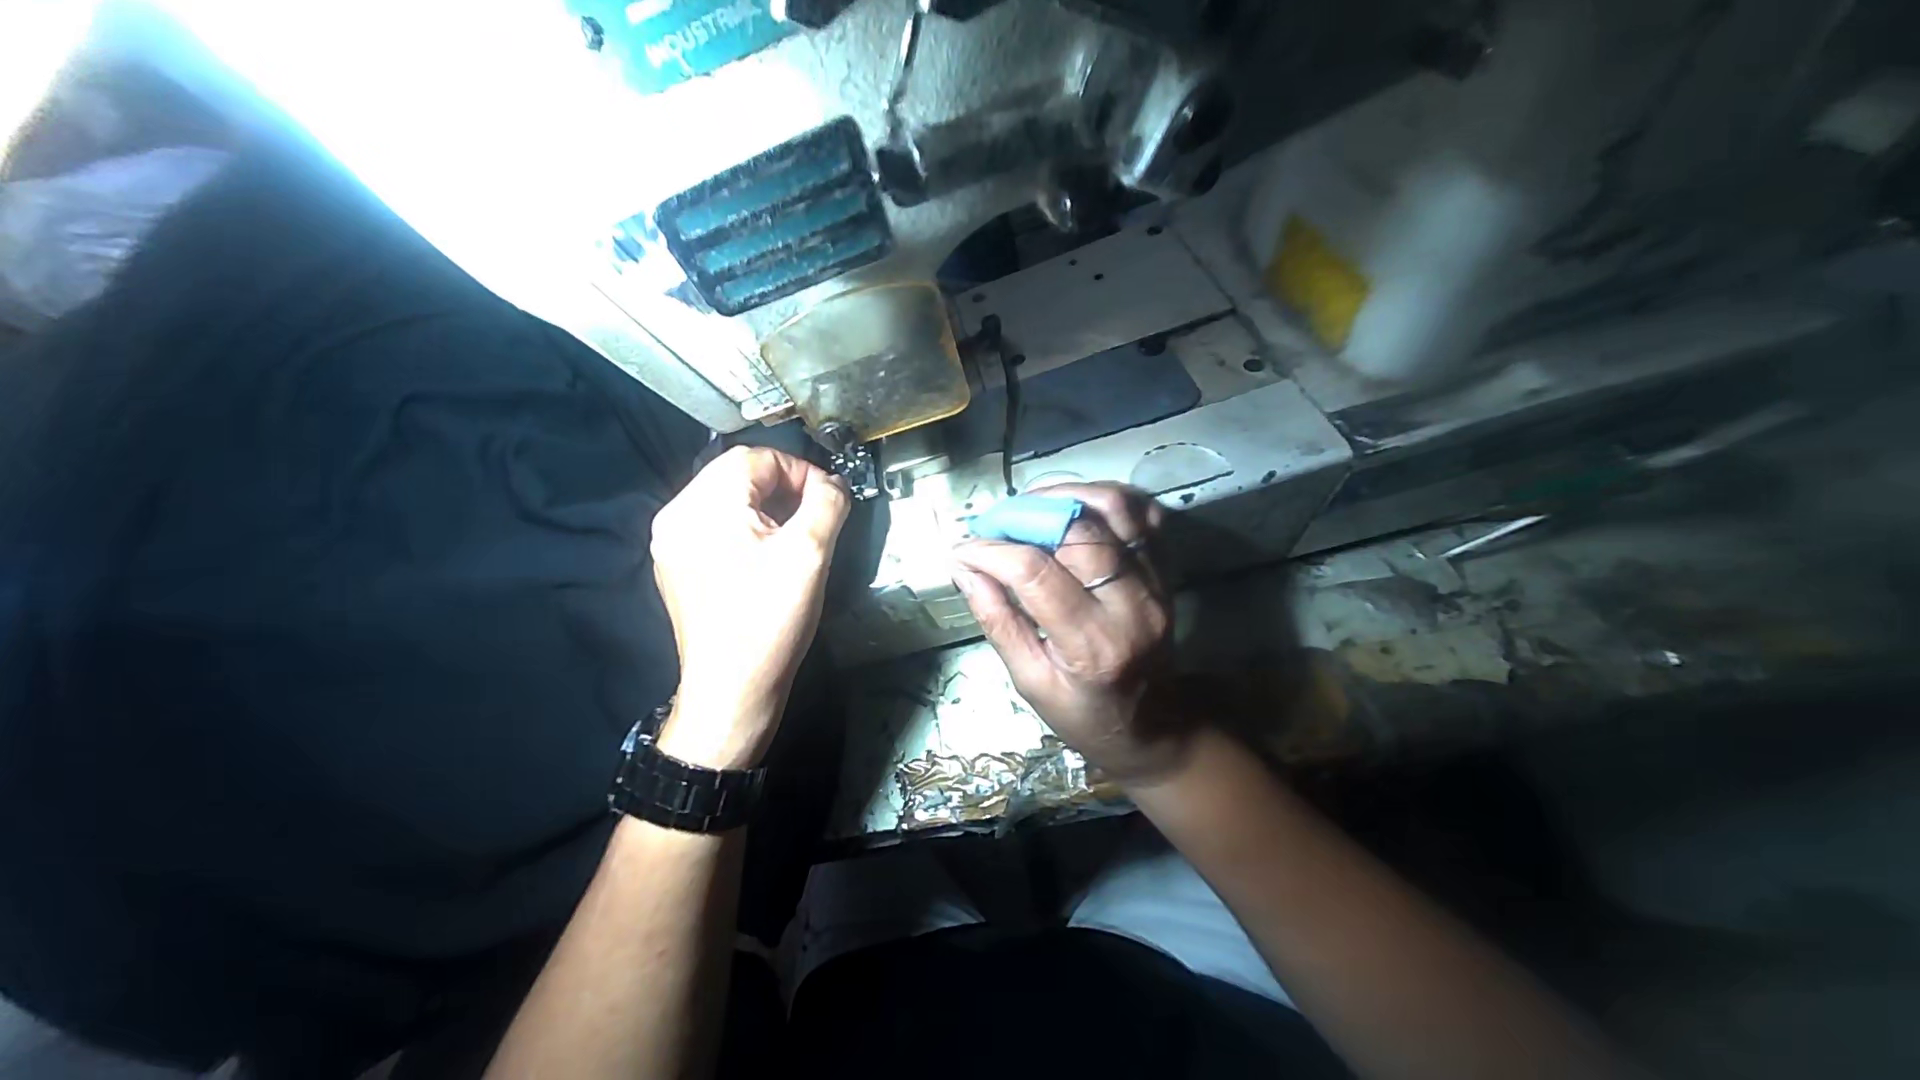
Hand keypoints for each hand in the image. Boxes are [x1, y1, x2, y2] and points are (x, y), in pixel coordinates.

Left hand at [650, 446, 850, 768]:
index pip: (757, 457)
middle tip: (815, 519)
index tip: (829, 501)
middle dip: (784, 488)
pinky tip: (766, 558)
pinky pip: (715, 527)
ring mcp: (671, 542)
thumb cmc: (769, 621)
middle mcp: (677, 515)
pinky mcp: (676, 566)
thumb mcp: (811, 553)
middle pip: (738, 474)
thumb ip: (828, 502)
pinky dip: (745, 529)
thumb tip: (832, 485)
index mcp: (703, 505)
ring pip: (727, 500)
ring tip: (794, 538)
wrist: (731, 690)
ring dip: (766, 508)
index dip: (802, 471)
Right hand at [949, 483, 1183, 783]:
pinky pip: (1143, 512)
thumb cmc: (1085, 714)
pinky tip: (1075, 506)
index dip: (991, 551)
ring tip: (1030, 506)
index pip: (1035, 574)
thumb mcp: (1030, 681)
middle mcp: (1131, 606)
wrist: (1155, 725)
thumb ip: (998, 620)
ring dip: (1065, 494)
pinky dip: (1106, 497)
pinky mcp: (1166, 570)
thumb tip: (963, 568)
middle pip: (1077, 531)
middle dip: (1025, 515)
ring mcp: (1156, 583)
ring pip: (1115, 507)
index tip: (964, 548)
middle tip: (995, 523)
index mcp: (1091, 646)